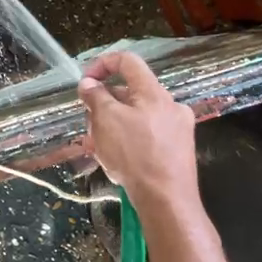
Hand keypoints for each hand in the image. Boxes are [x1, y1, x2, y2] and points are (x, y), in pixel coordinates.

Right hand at [78, 50, 197, 213]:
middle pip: (129, 91)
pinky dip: (126, 138)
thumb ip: (95, 95)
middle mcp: (170, 106)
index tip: (85, 83)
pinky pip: (145, 133)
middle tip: (89, 123)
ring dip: (112, 124)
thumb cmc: (134, 154)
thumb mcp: (105, 119)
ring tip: (99, 147)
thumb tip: (89, 83)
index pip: (127, 61)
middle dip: (104, 103)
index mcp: (154, 93)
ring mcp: (177, 129)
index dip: (101, 64)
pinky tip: (115, 158)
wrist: (166, 200)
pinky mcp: (177, 149)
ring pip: (135, 114)